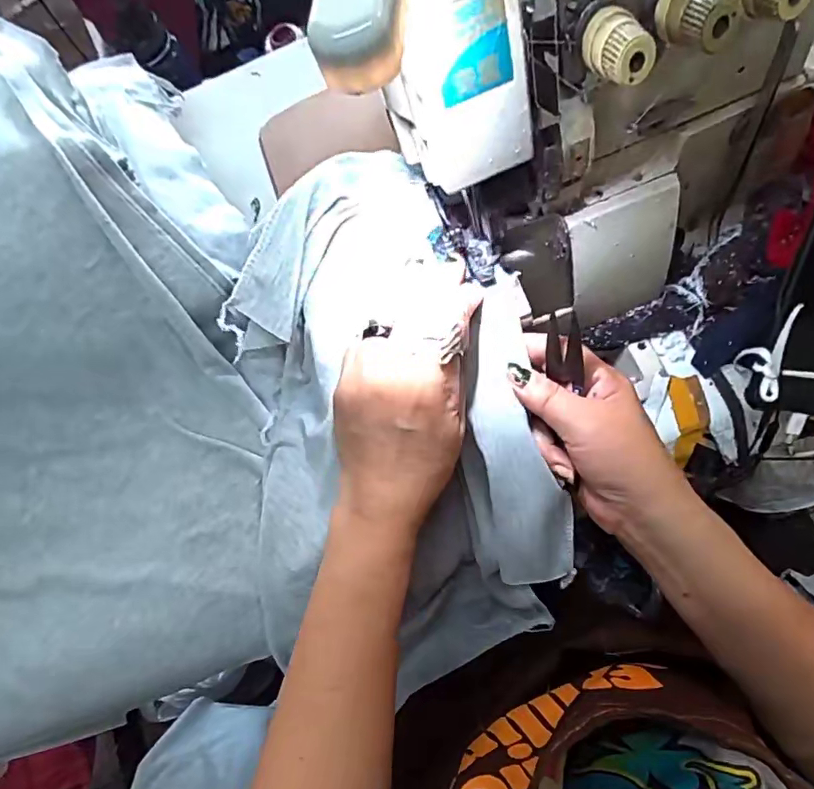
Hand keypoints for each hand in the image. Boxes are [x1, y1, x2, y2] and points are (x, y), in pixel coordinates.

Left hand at [332, 266, 483, 535]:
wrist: (377, 495)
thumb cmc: (426, 466)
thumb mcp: (455, 419)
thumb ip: (454, 367)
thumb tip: (461, 325)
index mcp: (419, 380)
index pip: (442, 322)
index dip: (458, 300)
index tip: (471, 289)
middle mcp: (383, 367)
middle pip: (411, 309)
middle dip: (433, 284)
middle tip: (450, 269)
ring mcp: (357, 370)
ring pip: (384, 316)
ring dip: (406, 295)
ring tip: (424, 280)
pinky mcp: (342, 377)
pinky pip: (366, 336)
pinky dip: (385, 319)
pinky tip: (398, 312)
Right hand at [511, 336, 694, 537]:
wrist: (636, 508)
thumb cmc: (620, 455)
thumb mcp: (582, 419)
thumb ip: (545, 395)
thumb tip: (513, 373)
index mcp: (598, 381)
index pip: (561, 353)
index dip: (534, 351)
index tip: (504, 356)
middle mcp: (585, 400)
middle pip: (541, 390)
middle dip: (538, 412)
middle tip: (540, 424)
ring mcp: (575, 427)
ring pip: (537, 421)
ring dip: (546, 443)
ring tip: (564, 458)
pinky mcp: (566, 452)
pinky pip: (542, 445)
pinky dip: (550, 458)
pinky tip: (566, 470)